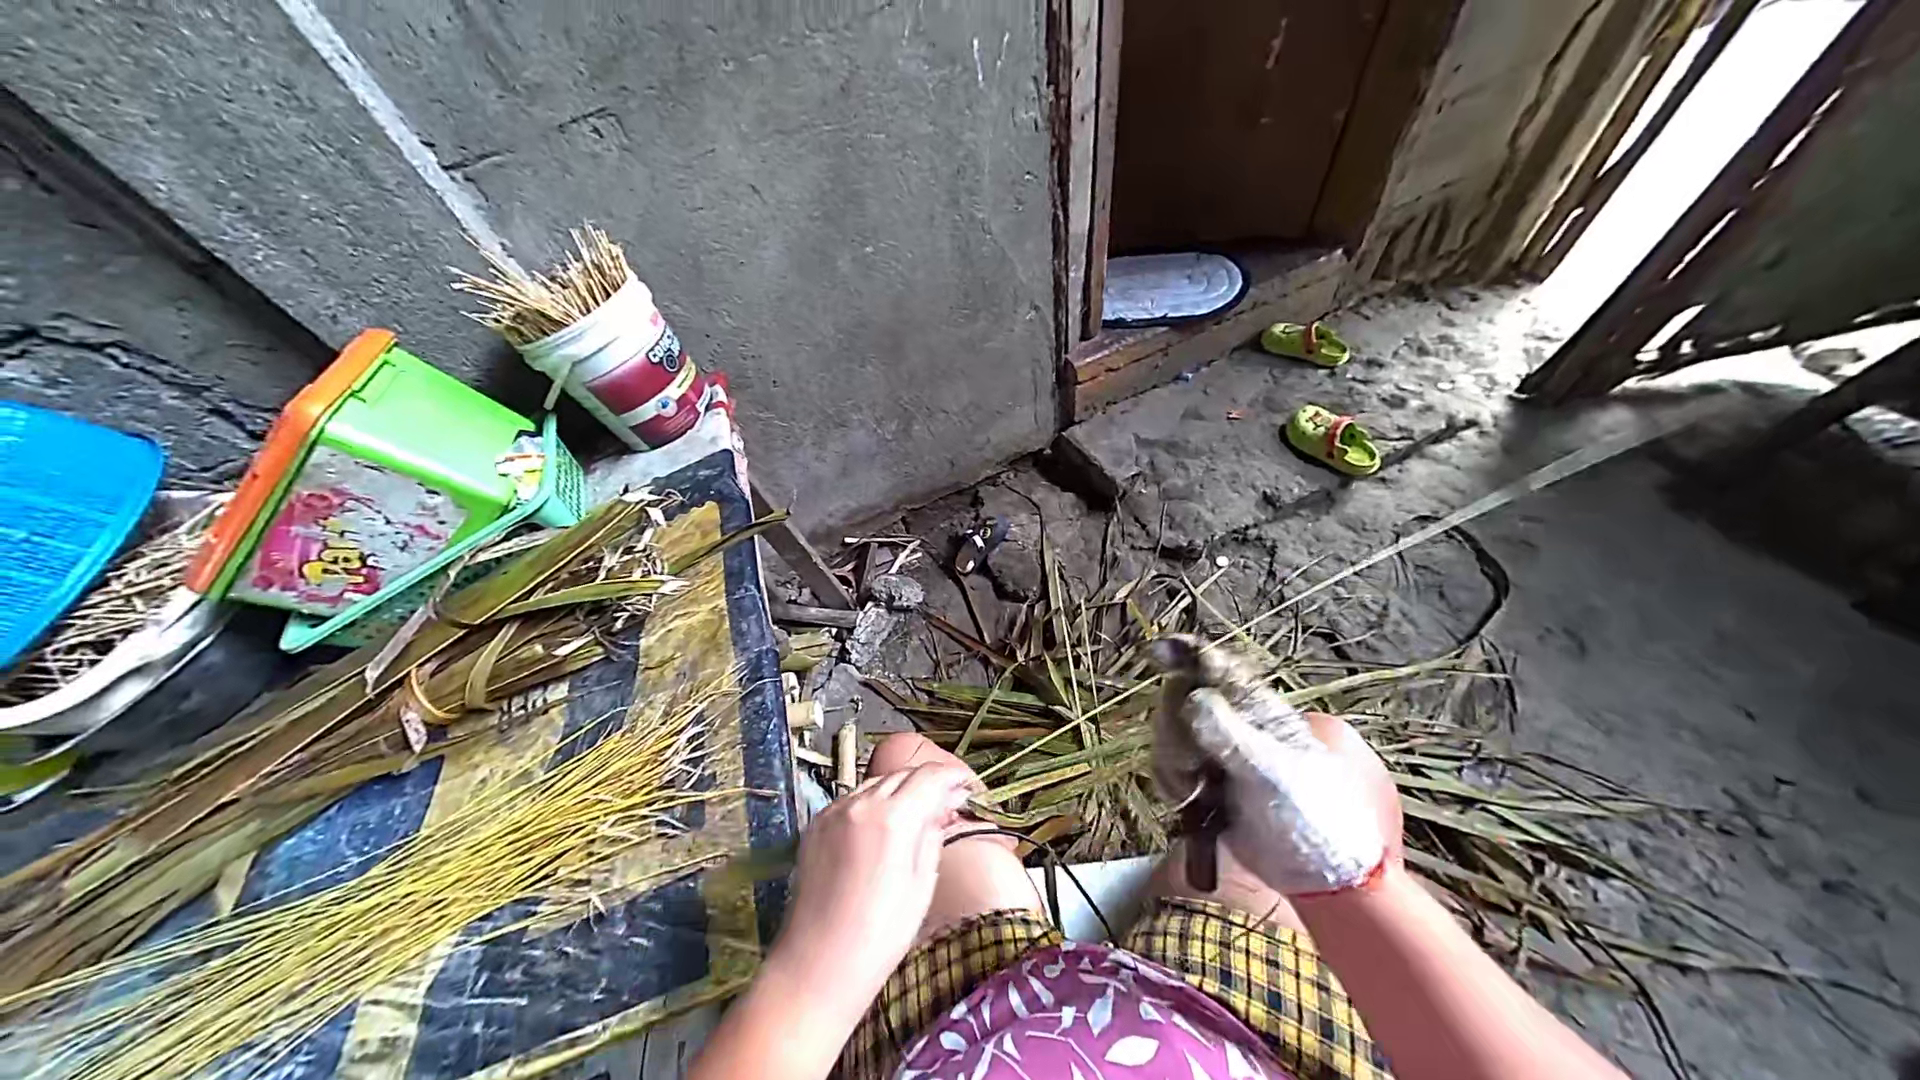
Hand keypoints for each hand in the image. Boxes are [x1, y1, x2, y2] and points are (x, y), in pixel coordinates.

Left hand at [768, 762, 976, 1015]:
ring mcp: (834, 811)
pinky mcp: (816, 824)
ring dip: (900, 790)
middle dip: (927, 782)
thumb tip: (947, 804)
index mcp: (893, 818)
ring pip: (877, 783)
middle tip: (946, 802)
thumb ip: (933, 833)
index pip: (929, 776)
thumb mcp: (921, 883)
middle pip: (902, 775)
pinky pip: (853, 800)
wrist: (817, 964)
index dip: (952, 776)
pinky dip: (874, 803)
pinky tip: (882, 827)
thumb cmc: (881, 934)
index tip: (966, 786)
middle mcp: (861, 803)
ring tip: (915, 813)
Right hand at [1150, 635, 1388, 894]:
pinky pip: (1164, 764)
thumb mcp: (1273, 773)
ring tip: (1198, 789)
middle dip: (1175, 727)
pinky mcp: (1199, 779)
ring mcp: (1213, 750)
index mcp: (1257, 708)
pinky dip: (1169, 781)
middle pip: (1179, 697)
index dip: (1185, 653)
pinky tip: (1190, 800)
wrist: (1314, 873)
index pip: (1216, 667)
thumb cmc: (1310, 816)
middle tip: (1193, 762)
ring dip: (1173, 760)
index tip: (1156, 651)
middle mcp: (1232, 722)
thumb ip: (1231, 735)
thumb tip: (1193, 698)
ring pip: (1167, 732)